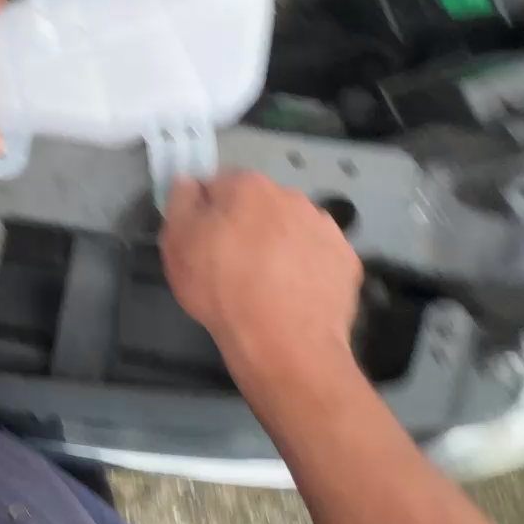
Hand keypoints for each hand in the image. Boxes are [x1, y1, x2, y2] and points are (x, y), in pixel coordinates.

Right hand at [160, 171, 362, 380]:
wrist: (283, 340)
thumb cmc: (219, 284)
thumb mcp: (175, 241)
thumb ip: (179, 201)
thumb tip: (188, 182)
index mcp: (246, 186)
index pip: (217, 183)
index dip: (204, 210)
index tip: (200, 237)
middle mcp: (291, 196)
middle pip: (256, 204)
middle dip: (242, 223)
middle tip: (227, 260)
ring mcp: (325, 228)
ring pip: (288, 227)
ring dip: (275, 242)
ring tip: (262, 280)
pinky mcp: (347, 261)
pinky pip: (315, 254)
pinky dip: (302, 265)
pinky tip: (289, 291)